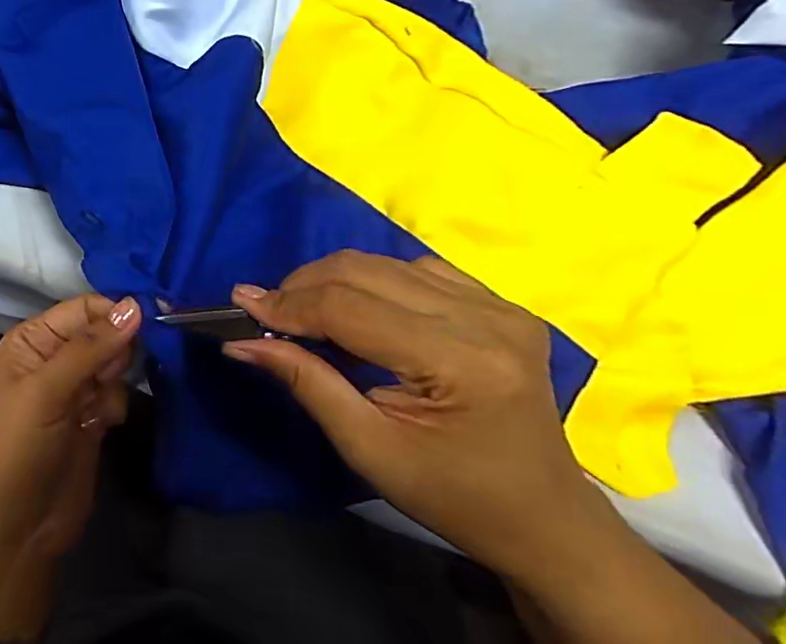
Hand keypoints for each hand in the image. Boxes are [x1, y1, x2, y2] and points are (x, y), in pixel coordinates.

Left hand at [0, 294, 141, 556]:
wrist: (17, 526)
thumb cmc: (19, 446)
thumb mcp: (48, 390)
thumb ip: (91, 347)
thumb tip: (135, 304)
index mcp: (32, 339)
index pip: (82, 309)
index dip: (114, 312)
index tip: (152, 320)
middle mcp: (52, 357)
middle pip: (103, 333)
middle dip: (115, 352)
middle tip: (106, 380)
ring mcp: (72, 389)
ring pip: (114, 365)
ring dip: (114, 384)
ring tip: (95, 410)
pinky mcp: (91, 418)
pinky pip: (116, 395)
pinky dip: (114, 406)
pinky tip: (100, 427)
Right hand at [222, 252, 606, 581]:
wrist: (545, 522)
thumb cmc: (454, 496)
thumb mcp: (368, 449)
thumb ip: (305, 382)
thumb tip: (240, 341)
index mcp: (462, 364)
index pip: (351, 308)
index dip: (289, 303)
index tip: (241, 305)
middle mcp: (486, 321)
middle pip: (364, 272)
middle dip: (303, 286)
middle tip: (265, 311)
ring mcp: (500, 308)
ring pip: (385, 263)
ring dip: (333, 280)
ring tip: (305, 311)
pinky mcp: (501, 306)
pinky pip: (416, 269)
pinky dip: (373, 280)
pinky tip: (361, 308)